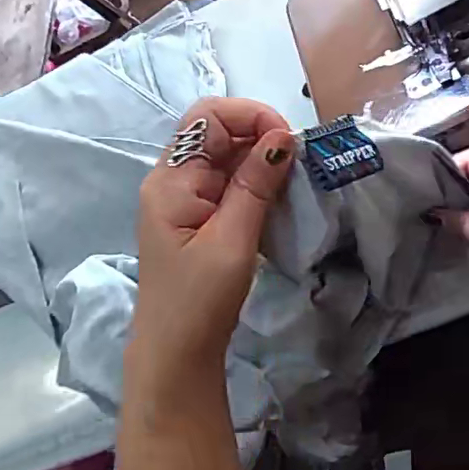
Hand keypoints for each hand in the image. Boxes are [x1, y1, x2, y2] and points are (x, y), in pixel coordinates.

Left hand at [130, 98, 296, 393]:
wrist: (176, 354)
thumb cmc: (199, 300)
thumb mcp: (232, 240)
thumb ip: (255, 184)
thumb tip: (282, 137)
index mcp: (171, 180)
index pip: (207, 117)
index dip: (249, 115)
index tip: (288, 141)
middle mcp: (173, 180)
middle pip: (216, 133)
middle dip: (260, 136)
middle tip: (297, 164)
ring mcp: (185, 199)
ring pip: (226, 157)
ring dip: (260, 160)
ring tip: (292, 182)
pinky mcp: (198, 217)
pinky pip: (228, 183)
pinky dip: (255, 183)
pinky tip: (277, 199)